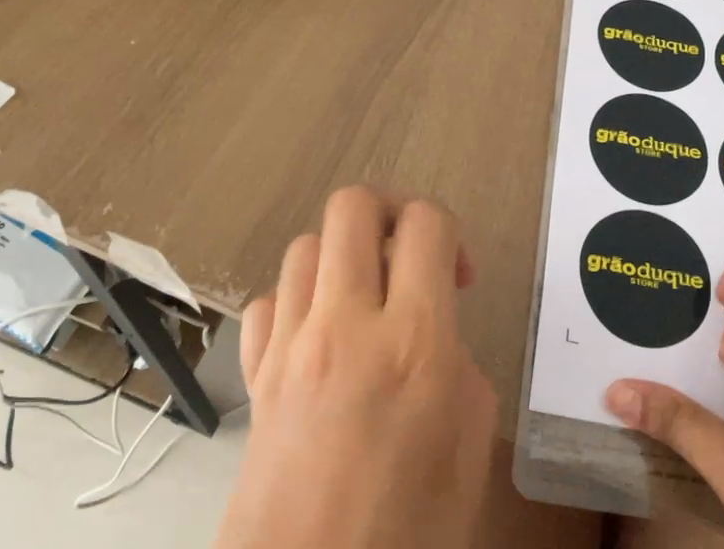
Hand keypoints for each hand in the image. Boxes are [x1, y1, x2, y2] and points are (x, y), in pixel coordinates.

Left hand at [216, 187, 496, 548]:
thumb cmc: (407, 531)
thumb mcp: (469, 447)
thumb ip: (460, 369)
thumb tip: (436, 340)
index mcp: (413, 342)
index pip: (426, 225)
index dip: (450, 231)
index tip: (457, 276)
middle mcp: (345, 325)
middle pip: (352, 207)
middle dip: (389, 212)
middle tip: (409, 256)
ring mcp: (290, 347)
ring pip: (305, 246)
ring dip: (342, 256)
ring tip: (365, 297)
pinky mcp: (254, 376)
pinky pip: (267, 302)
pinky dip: (296, 301)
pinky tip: (318, 334)